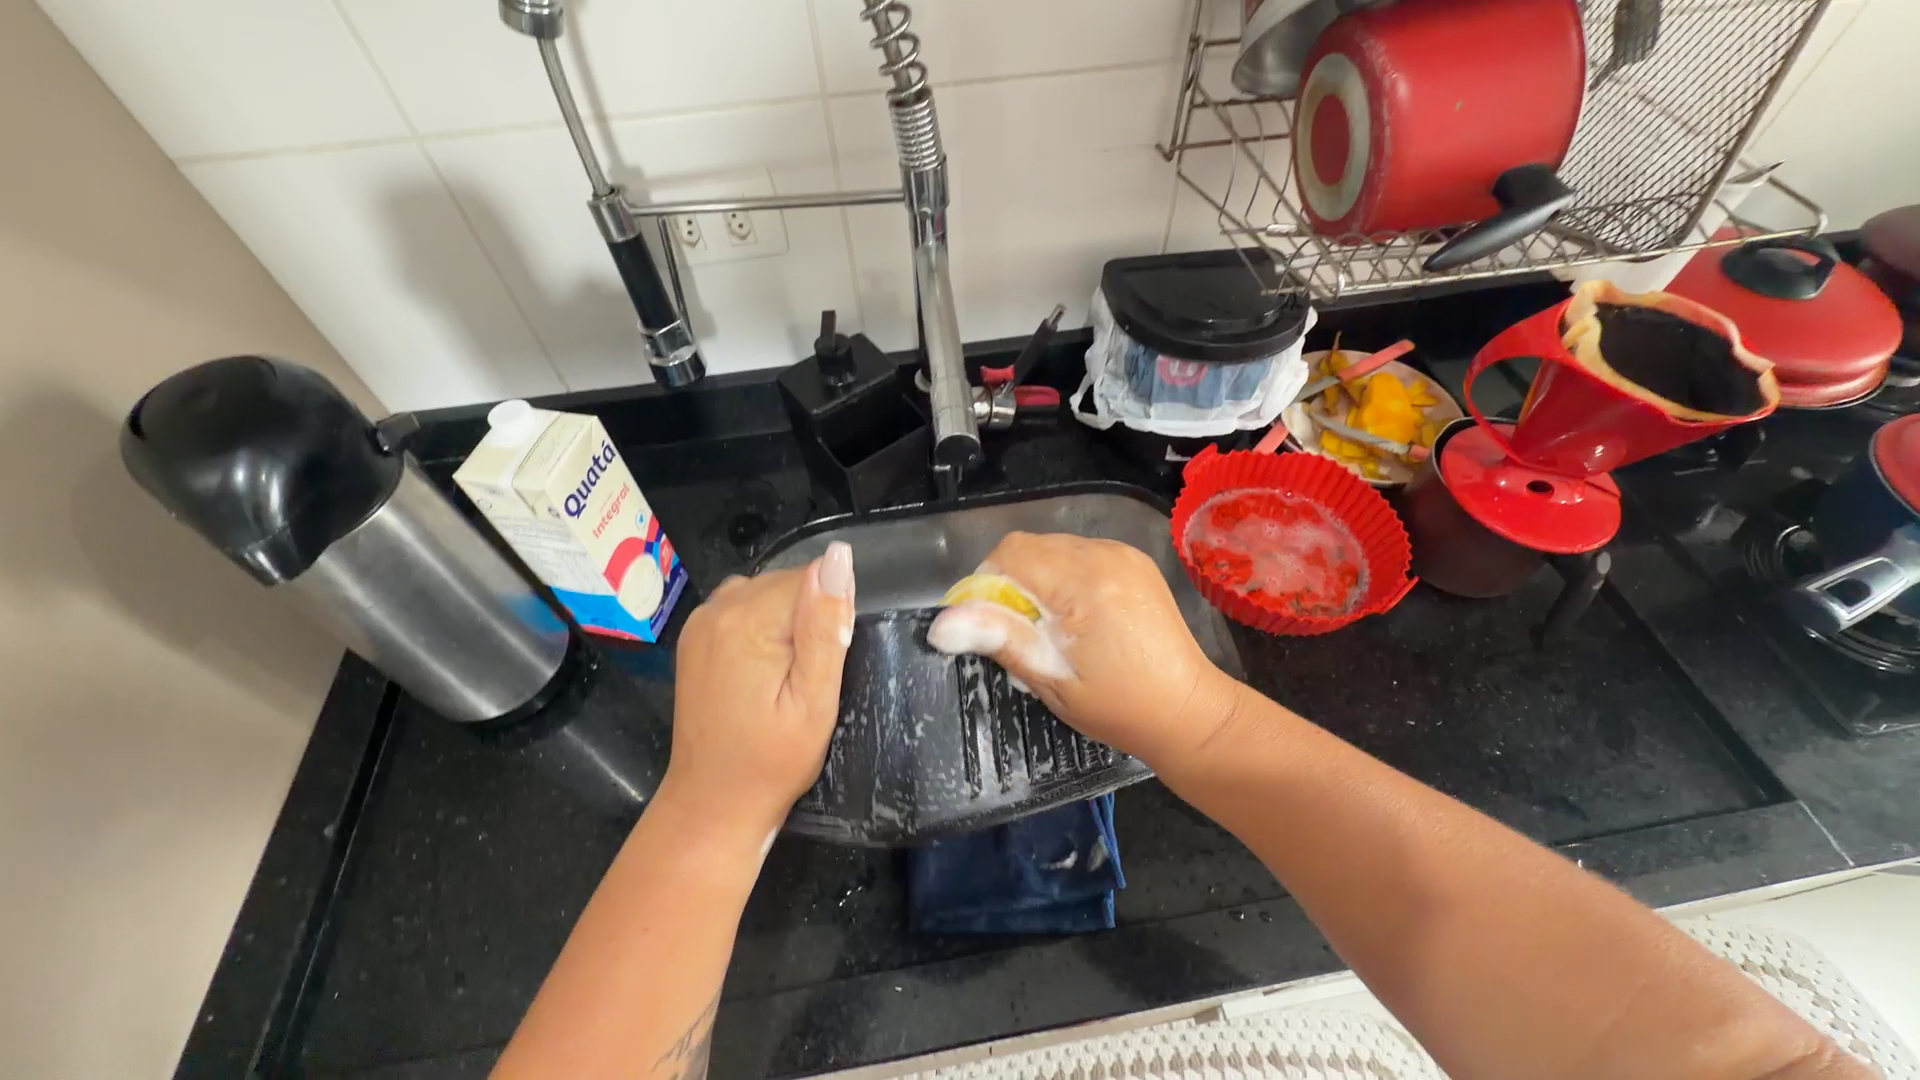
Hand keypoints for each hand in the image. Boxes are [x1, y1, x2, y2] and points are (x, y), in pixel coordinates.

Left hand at [662, 541, 854, 841]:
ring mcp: (701, 621)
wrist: (713, 802)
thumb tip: (838, 557)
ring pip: (768, 592)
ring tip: (788, 675)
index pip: (812, 578)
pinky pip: (745, 607)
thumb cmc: (773, 759)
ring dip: (788, 621)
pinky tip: (766, 668)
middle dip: (809, 618)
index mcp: (748, 619)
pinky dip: (764, 626)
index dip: (830, 617)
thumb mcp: (815, 700)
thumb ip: (825, 626)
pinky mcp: (695, 637)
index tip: (825, 663)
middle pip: (788, 582)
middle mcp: (718, 608)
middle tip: (808, 679)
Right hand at [926, 532, 1242, 768]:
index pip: (1009, 554)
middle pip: (1030, 548)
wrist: (1188, 711)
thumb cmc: (1117, 705)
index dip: (986, 585)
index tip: (992, 626)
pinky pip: (1080, 554)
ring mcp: (1123, 554)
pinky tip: (1078, 617)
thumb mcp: (1051, 679)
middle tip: (1023, 634)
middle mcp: (1104, 555)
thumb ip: (999, 639)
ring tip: (1053, 628)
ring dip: (1038, 580)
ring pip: (1053, 548)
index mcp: (1083, 582)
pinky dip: (1065, 578)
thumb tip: (940, 625)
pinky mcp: (1134, 560)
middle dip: (1013, 584)